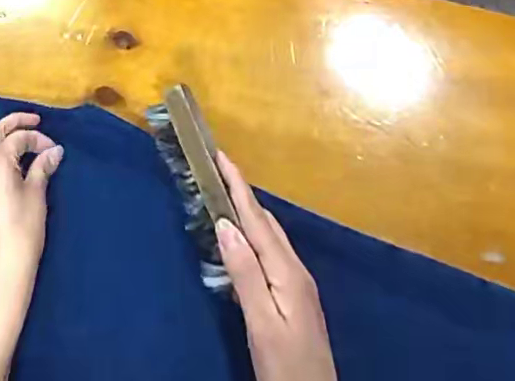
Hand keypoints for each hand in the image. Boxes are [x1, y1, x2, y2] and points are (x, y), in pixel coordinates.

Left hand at [0, 112, 63, 380]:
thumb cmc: (23, 232)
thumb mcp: (37, 196)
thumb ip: (42, 168)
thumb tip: (53, 150)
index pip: (17, 137)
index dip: (38, 138)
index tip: (54, 149)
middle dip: (13, 124)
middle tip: (33, 123)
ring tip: (17, 148)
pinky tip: (3, 179)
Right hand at [215, 151, 335, 380]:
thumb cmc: (286, 369)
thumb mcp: (261, 324)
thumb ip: (245, 273)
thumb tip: (224, 223)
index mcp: (287, 272)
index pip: (257, 218)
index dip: (238, 185)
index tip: (221, 155)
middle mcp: (295, 271)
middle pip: (265, 222)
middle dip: (241, 193)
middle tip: (216, 170)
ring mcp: (298, 285)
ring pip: (269, 236)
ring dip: (248, 212)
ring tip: (224, 196)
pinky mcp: (294, 299)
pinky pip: (270, 252)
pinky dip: (253, 235)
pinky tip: (242, 241)